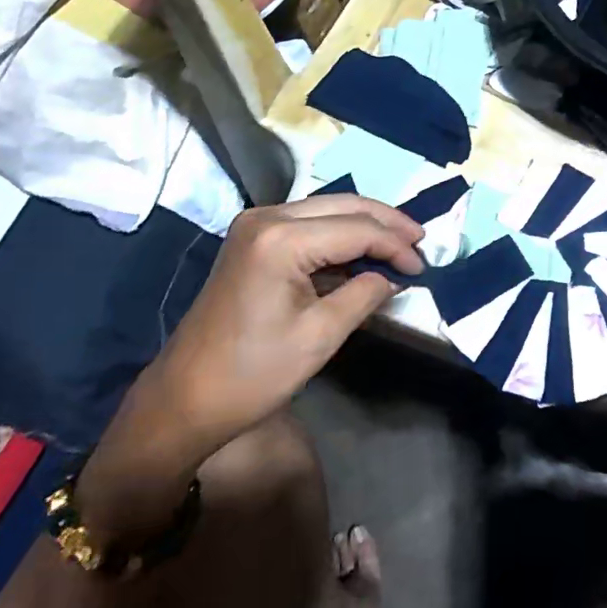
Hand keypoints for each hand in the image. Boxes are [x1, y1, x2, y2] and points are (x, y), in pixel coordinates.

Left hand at [76, 195, 421, 539]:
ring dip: (365, 225)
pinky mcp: (252, 240)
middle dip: (386, 222)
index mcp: (281, 239)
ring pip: (328, 209)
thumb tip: (392, 276)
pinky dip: (340, 234)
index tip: (423, 267)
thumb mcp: (320, 335)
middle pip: (344, 205)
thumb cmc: (253, 374)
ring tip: (400, 244)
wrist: (183, 402)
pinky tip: (362, 252)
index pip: (357, 229)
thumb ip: (364, 294)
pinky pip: (308, 224)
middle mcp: (267, 218)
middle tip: (420, 241)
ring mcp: (255, 226)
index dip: (395, 245)